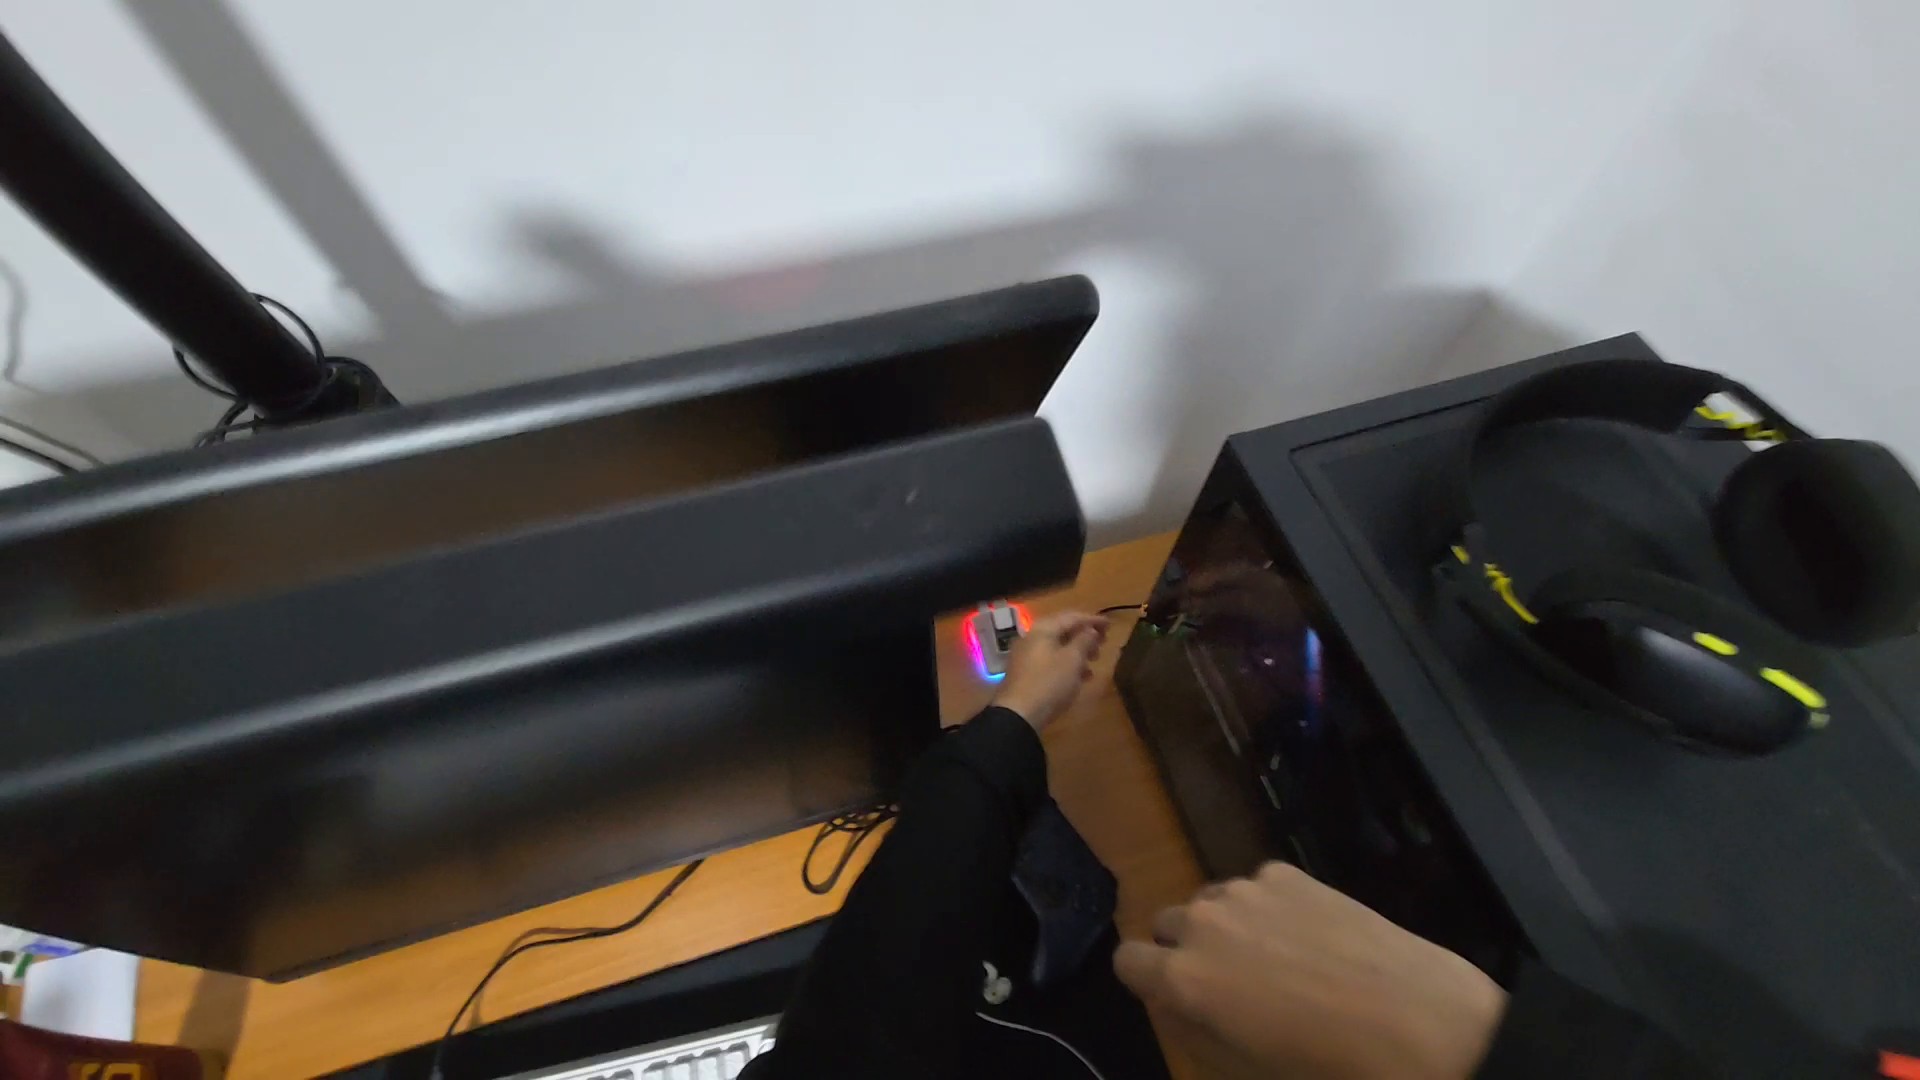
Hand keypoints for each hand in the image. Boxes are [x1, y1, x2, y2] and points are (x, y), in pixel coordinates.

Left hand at [990, 611, 1108, 731]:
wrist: (1018, 714)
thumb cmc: (1049, 682)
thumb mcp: (1072, 660)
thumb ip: (1084, 641)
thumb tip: (1090, 630)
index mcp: (1042, 629)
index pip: (1071, 617)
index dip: (1092, 620)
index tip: (1110, 625)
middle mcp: (1032, 638)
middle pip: (1062, 631)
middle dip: (1085, 636)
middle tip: (1103, 644)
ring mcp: (1026, 656)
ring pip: (1057, 647)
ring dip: (1078, 652)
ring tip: (1095, 661)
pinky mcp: (1026, 674)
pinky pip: (1051, 662)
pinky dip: (1067, 665)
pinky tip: (1081, 677)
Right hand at [1115, 862, 1506, 1079]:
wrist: (1428, 1030)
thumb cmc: (1333, 1075)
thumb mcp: (1251, 1074)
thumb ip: (1196, 1034)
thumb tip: (1176, 1007)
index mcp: (1185, 978)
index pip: (1127, 961)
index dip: (1146, 980)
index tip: (1175, 998)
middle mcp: (1201, 922)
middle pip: (1165, 923)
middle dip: (1186, 950)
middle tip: (1235, 986)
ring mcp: (1243, 889)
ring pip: (1210, 901)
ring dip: (1226, 926)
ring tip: (1282, 962)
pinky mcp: (1283, 872)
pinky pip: (1255, 888)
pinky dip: (1269, 908)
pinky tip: (1316, 939)